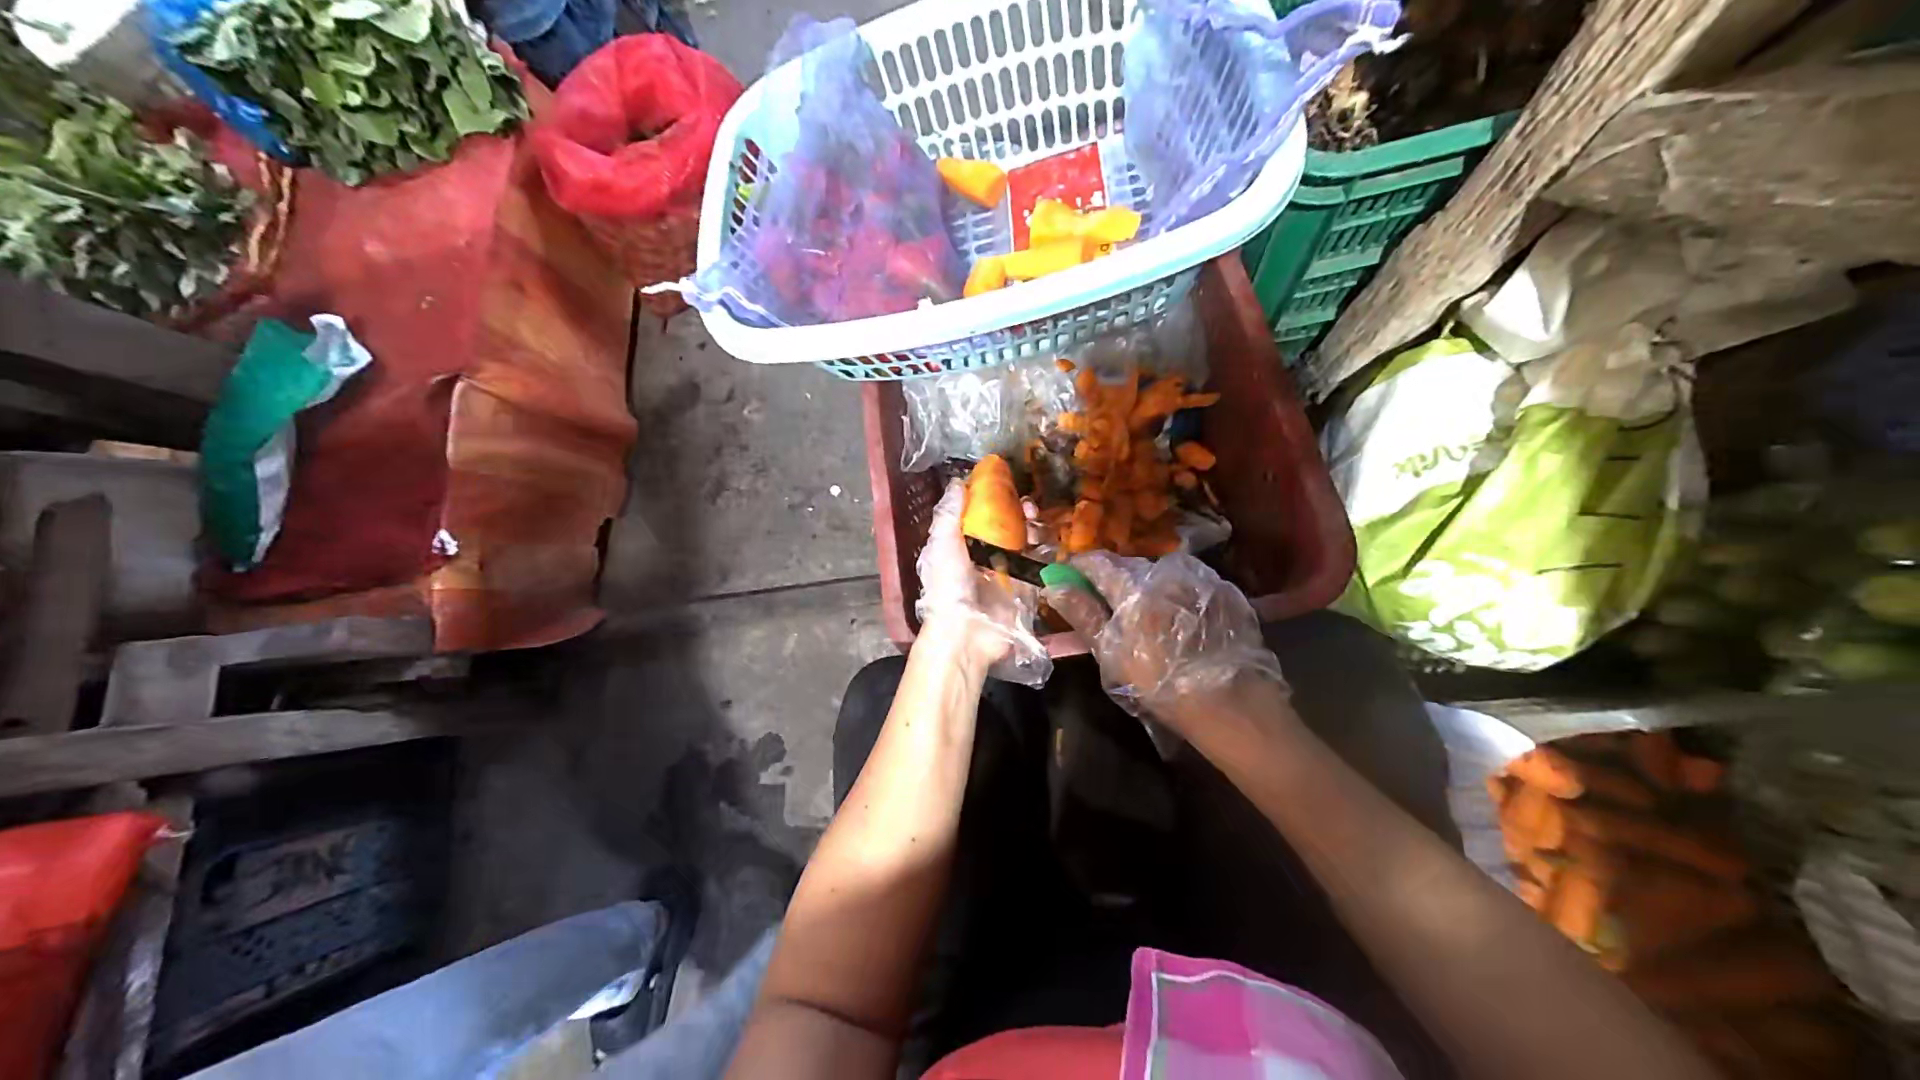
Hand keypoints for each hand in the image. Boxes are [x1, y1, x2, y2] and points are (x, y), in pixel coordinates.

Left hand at [915, 478, 1050, 684]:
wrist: (966, 633)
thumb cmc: (948, 587)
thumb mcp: (942, 545)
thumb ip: (950, 514)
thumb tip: (959, 482)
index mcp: (962, 544)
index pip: (981, 514)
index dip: (993, 498)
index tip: (1005, 484)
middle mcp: (985, 554)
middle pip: (1008, 523)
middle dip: (1019, 509)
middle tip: (1027, 505)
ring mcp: (1008, 570)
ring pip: (1027, 538)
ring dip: (1034, 524)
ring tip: (1036, 520)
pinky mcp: (1026, 586)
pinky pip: (1040, 561)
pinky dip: (1046, 546)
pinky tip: (1046, 538)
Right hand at [1042, 552, 1287, 733]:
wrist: (1231, 704)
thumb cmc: (1159, 684)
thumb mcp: (1111, 654)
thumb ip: (1083, 614)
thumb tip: (1053, 586)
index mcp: (1134, 587)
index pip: (1097, 562)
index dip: (1079, 568)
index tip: (1068, 579)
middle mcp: (1167, 572)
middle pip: (1130, 566)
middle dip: (1113, 580)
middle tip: (1107, 606)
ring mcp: (1200, 578)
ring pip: (1160, 574)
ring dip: (1147, 588)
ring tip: (1148, 619)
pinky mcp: (1225, 592)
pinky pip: (1189, 584)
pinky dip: (1176, 596)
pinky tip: (1180, 623)